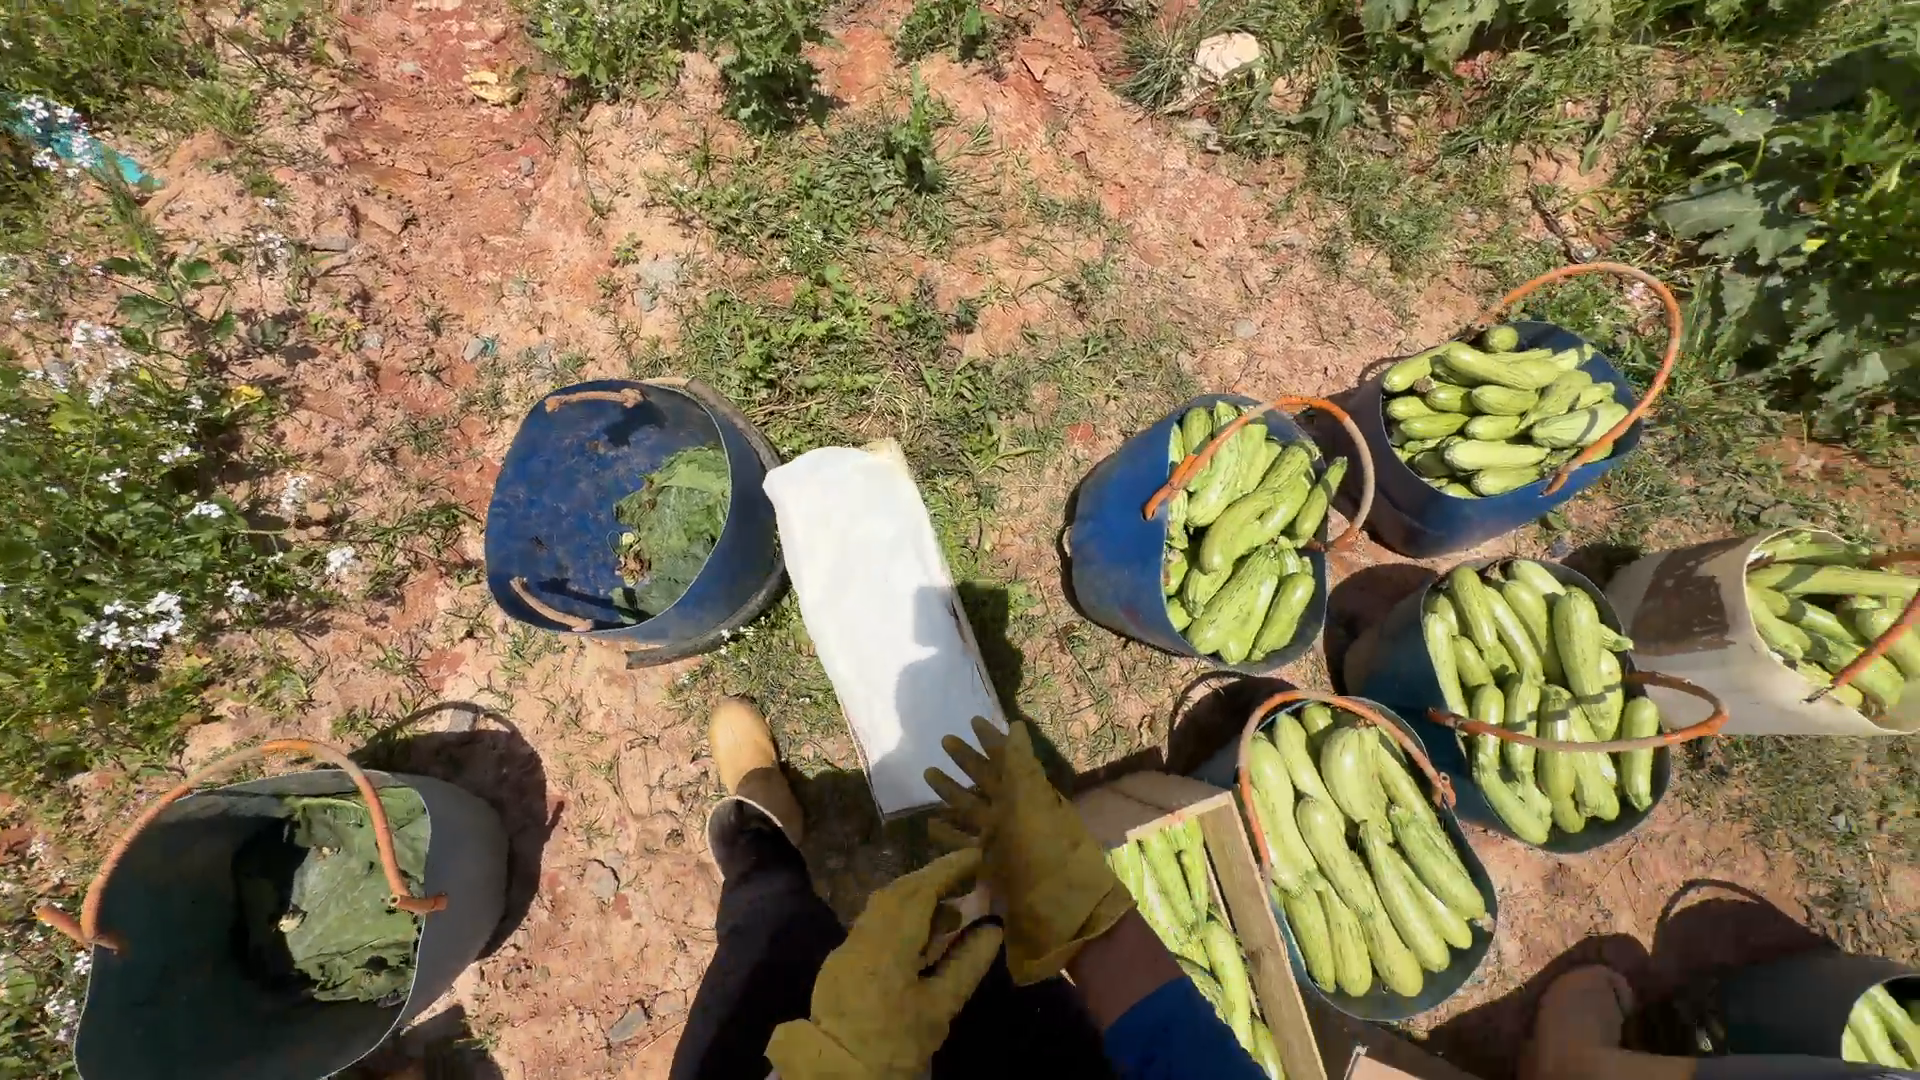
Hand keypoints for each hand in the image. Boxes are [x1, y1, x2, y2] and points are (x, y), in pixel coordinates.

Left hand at [766, 848, 1002, 1079]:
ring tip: (953, 914)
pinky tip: (923, 938)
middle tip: (968, 877)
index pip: (921, 890)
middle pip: (900, 890)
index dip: (950, 869)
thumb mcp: (939, 1010)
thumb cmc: (894, 1046)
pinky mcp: (841, 962)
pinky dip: (903, 917)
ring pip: (885, 905)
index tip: (977, 856)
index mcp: (887, 943)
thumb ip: (966, 963)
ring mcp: (847, 947)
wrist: (838, 1077)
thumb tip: (993, 925)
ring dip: (919, 898)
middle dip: (935, 878)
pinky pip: (876, 923)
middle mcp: (863, 934)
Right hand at [924, 718, 1133, 983]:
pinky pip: (963, 845)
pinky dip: (947, 834)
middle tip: (943, 740)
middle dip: (966, 759)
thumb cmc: (1046, 851)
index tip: (972, 720)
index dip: (990, 738)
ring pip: (970, 809)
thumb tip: (1016, 724)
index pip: (1005, 758)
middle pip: (985, 779)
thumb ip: (1020, 764)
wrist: (1061, 912)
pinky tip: (928, 824)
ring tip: (927, 773)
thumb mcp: (1032, 800)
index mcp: (1026, 794)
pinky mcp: (989, 867)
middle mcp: (1013, 813)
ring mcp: (1000, 840)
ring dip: (951, 792)